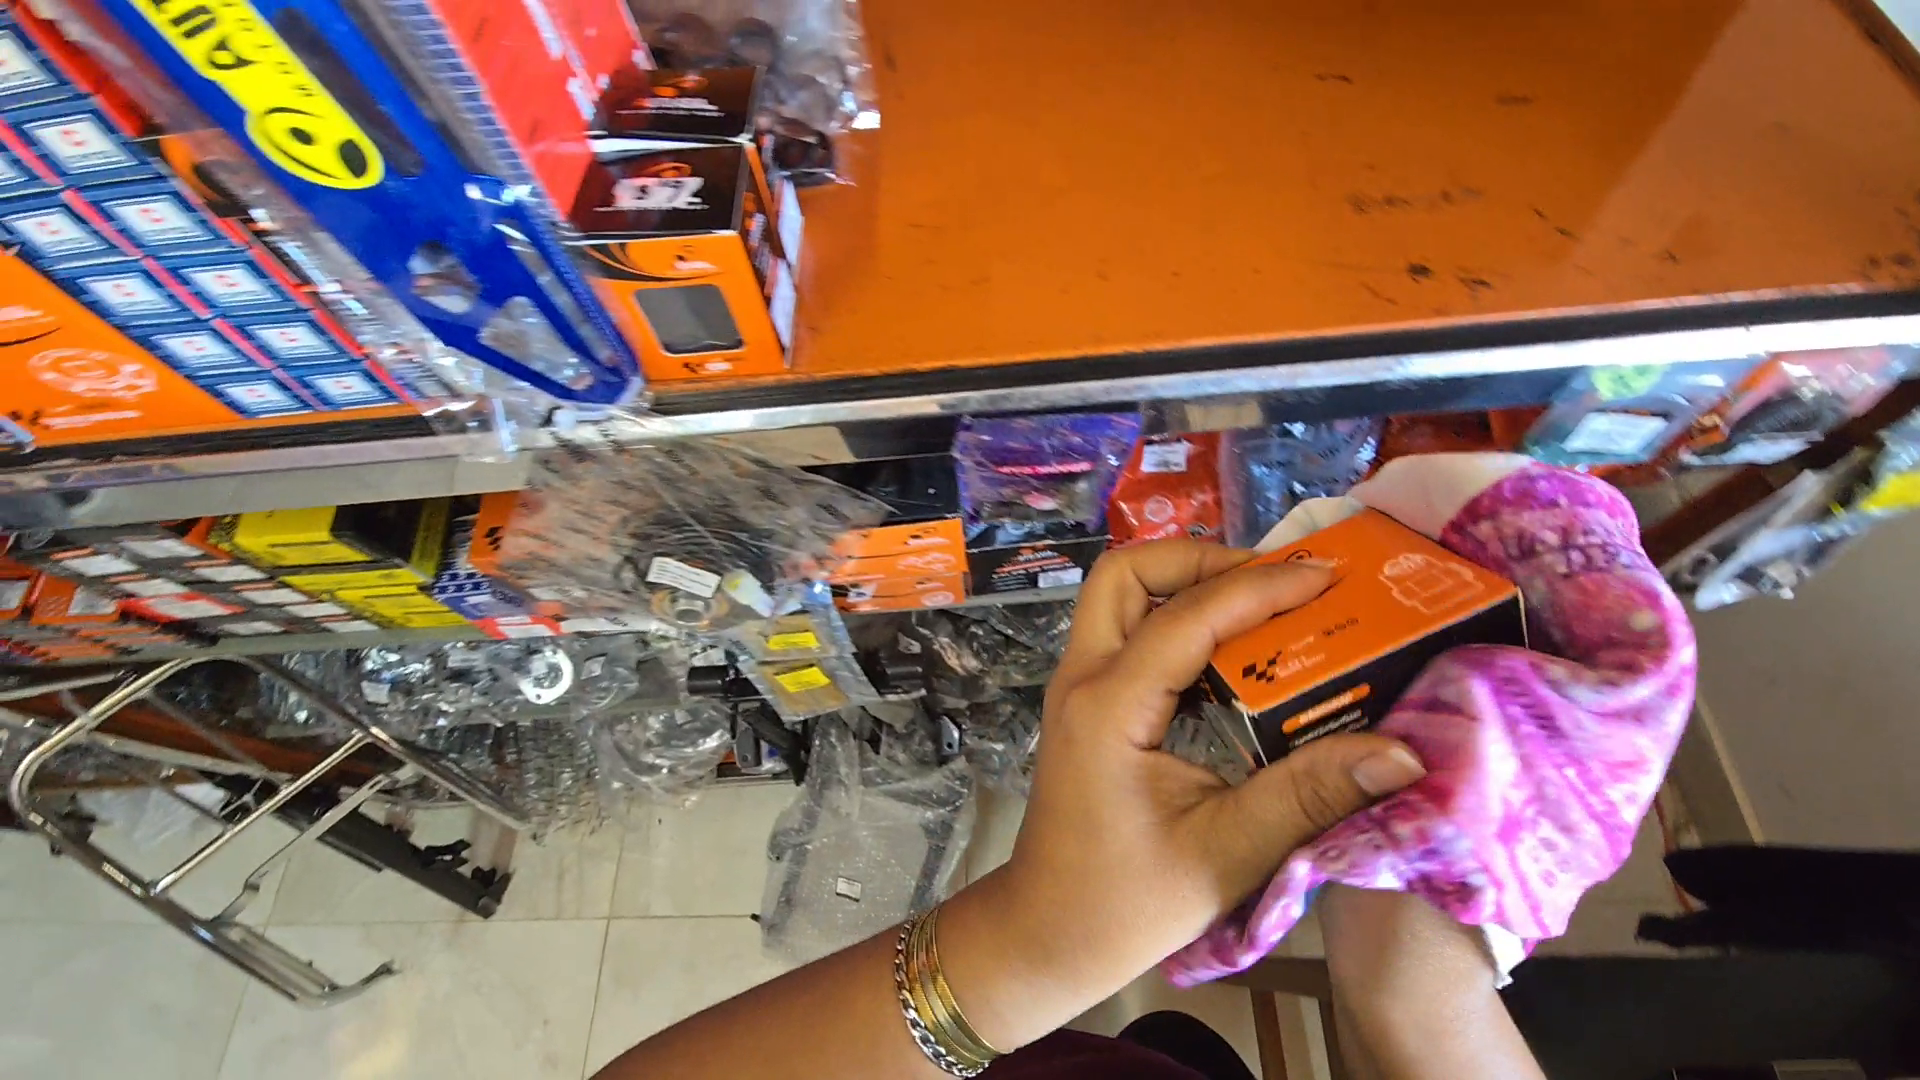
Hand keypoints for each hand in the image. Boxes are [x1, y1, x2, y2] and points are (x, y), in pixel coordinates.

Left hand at [939, 540, 1427, 1050]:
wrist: (1049, 930)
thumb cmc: (1127, 900)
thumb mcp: (1227, 851)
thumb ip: (1308, 794)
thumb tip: (1401, 754)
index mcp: (1109, 706)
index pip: (1185, 616)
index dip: (1258, 588)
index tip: (1325, 578)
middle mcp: (1082, 678)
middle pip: (1126, 573)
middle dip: (1200, 560)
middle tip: (1274, 583)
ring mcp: (1076, 685)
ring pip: (1118, 594)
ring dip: (1184, 582)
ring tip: (1260, 603)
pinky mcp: (1085, 701)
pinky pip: (1125, 630)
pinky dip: (1174, 616)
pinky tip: (1228, 649)